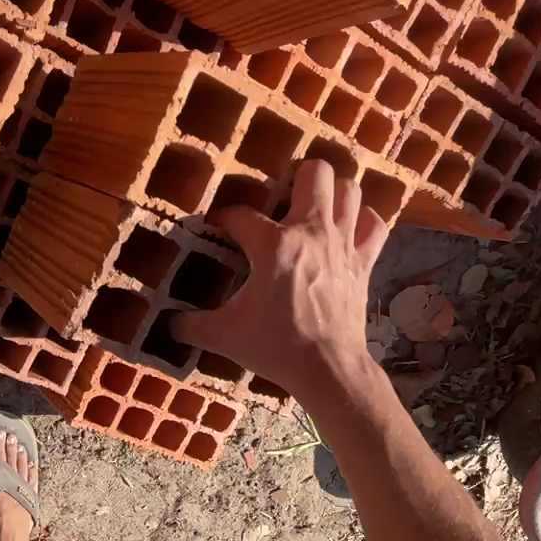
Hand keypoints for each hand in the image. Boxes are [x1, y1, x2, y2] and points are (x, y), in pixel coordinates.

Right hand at [172, 160, 389, 413]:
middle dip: (294, 178)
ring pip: (348, 190)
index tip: (214, 227)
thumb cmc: (273, 346)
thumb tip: (166, 321)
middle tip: (279, 199)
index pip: (241, 215)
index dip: (223, 218)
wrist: (326, 367)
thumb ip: (188, 325)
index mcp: (273, 245)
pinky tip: (347, 228)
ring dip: (330, 192)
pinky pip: (374, 222)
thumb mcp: (221, 336)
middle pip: (314, 173)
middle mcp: (312, 232)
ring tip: (312, 206)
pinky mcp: (364, 262)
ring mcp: (344, 244)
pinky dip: (362, 219)